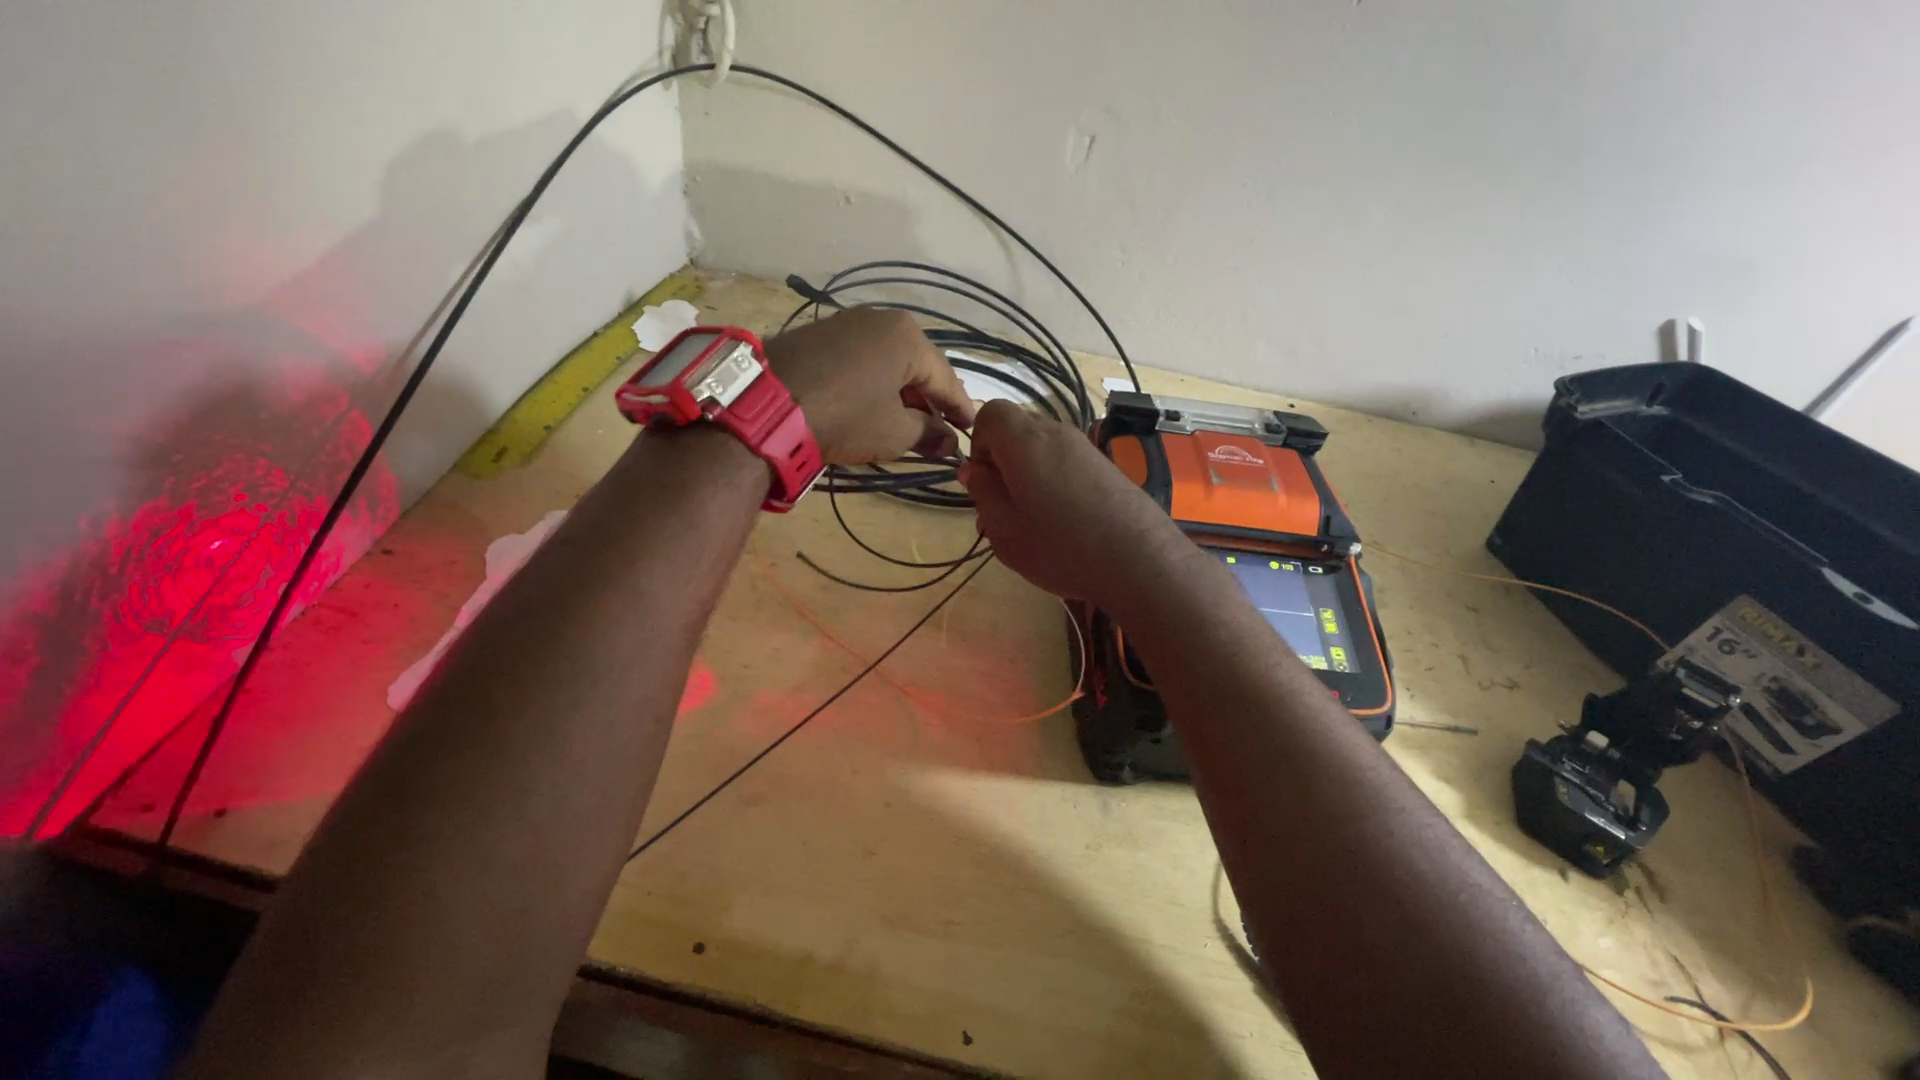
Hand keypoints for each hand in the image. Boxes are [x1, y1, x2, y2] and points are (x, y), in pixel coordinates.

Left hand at [764, 307, 974, 464]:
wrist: (764, 405)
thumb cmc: (844, 416)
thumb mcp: (894, 432)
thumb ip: (928, 434)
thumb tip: (949, 441)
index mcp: (908, 337)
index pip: (945, 378)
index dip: (960, 408)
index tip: (972, 430)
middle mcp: (879, 319)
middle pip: (916, 364)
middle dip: (929, 397)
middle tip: (942, 424)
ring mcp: (844, 323)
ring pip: (886, 360)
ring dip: (899, 390)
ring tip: (907, 418)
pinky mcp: (815, 335)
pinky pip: (858, 359)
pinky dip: (871, 382)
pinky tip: (870, 403)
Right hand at [960, 400, 1196, 606]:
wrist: (1140, 560)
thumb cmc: (1061, 547)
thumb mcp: (1005, 530)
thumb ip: (983, 494)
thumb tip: (974, 470)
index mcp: (1024, 440)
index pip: (990, 413)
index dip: (978, 445)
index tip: (985, 482)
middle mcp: (1056, 433)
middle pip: (1017, 430)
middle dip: (1003, 462)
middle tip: (1004, 508)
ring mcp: (1085, 448)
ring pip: (1042, 449)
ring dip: (1029, 476)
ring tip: (1033, 522)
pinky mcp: (1106, 467)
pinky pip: (1066, 463)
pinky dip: (1055, 483)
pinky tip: (1063, 524)